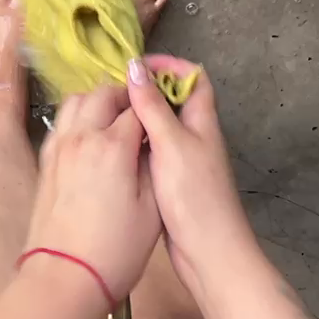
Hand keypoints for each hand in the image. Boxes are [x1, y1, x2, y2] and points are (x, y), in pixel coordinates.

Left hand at [25, 86, 161, 301]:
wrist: (63, 277)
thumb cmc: (115, 250)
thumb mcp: (152, 212)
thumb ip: (154, 167)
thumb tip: (153, 143)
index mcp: (113, 146)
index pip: (137, 109)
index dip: (153, 110)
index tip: (162, 116)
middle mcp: (83, 135)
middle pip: (104, 94)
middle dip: (125, 97)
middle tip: (139, 113)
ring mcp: (60, 145)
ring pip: (77, 99)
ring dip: (97, 101)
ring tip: (113, 119)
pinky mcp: (46, 158)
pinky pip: (61, 119)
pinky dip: (77, 115)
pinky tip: (89, 135)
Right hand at [126, 55, 258, 299]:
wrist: (209, 254)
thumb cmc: (193, 194)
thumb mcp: (170, 143)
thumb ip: (152, 104)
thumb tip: (135, 65)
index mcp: (202, 119)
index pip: (192, 76)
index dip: (168, 65)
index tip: (136, 66)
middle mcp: (196, 134)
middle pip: (175, 97)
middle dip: (147, 87)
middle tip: (114, 88)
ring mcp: (185, 157)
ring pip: (162, 123)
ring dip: (140, 113)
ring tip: (109, 112)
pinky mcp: (173, 179)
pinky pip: (154, 147)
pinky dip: (137, 140)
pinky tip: (115, 145)